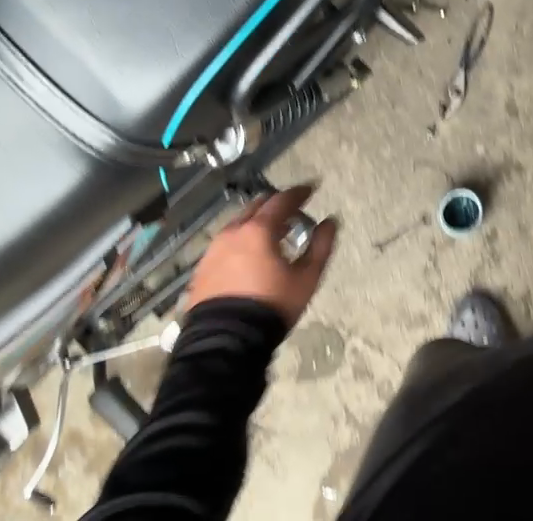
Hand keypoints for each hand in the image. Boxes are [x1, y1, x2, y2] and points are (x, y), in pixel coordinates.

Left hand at [185, 186, 338, 326]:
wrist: (225, 341)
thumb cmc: (272, 305)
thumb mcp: (307, 277)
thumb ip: (321, 245)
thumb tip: (330, 222)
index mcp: (258, 230)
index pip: (282, 200)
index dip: (299, 193)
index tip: (312, 189)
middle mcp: (232, 233)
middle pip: (256, 206)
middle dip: (276, 204)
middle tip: (292, 211)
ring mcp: (213, 250)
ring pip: (238, 224)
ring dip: (256, 222)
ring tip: (272, 235)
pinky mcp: (202, 269)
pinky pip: (225, 244)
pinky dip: (241, 240)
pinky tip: (249, 256)